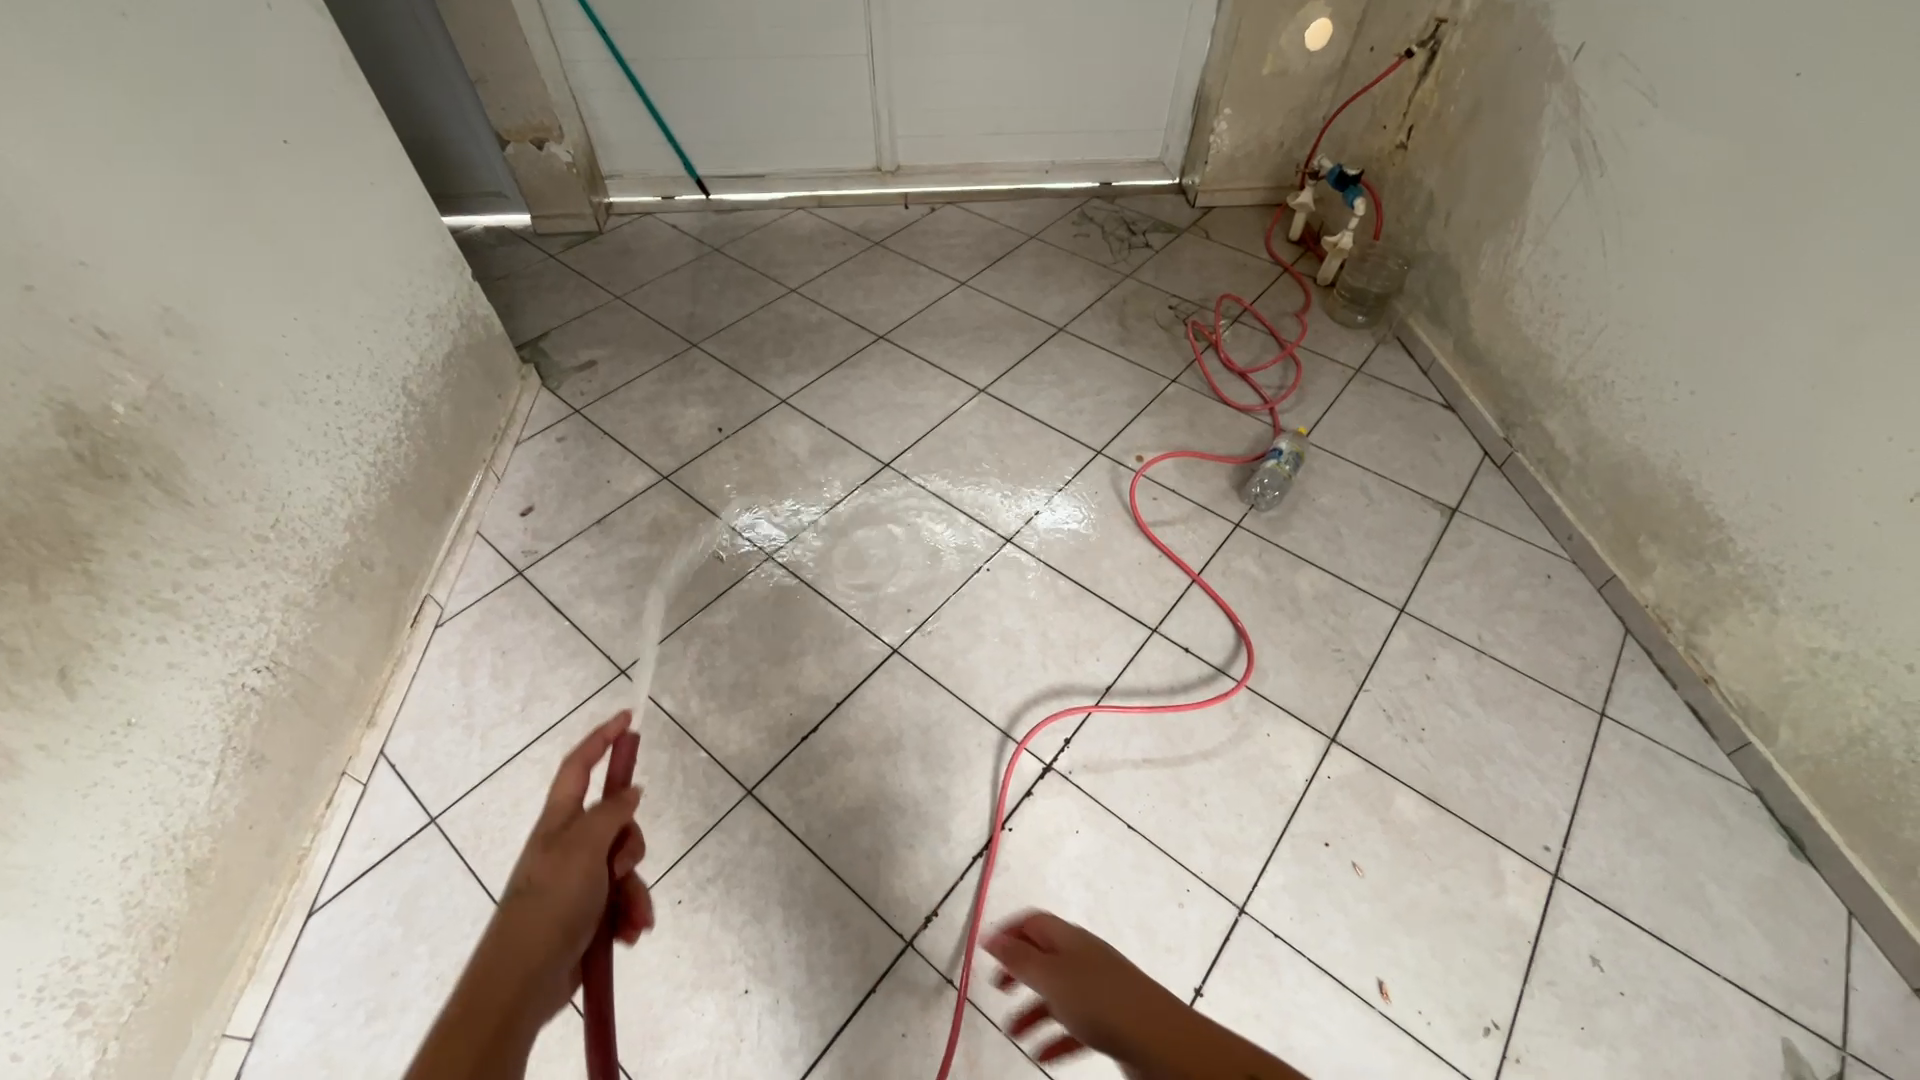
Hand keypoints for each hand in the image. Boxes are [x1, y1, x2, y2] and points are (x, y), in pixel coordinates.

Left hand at [480, 710, 654, 1023]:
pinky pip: (623, 900)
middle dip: (632, 845)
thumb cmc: (551, 903)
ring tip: (630, 919)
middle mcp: (569, 846)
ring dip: (636, 892)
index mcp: (559, 822)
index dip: (602, 740)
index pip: (579, 767)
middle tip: (623, 868)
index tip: (628, 719)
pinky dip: (631, 914)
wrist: (524, 980)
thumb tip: (631, 789)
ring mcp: (578, 881)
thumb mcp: (585, 847)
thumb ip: (612, 812)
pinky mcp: (587, 913)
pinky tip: (629, 934)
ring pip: (625, 866)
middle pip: (616, 823)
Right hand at [984, 909, 1185, 1070]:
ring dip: (1034, 1011)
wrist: (1160, 1040)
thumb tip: (990, 934)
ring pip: (1058, 993)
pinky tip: (1043, 1053)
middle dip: (1018, 972)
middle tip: (997, 989)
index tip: (986, 952)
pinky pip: (1076, 1022)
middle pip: (1044, 956)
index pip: (1033, 922)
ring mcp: (1100, 988)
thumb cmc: (1100, 1002)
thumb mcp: (1051, 978)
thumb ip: (1019, 958)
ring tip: (1015, 1034)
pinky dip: (1056, 1036)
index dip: (1009, 932)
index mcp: (1068, 939)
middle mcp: (1083, 957)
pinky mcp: (1112, 1019)